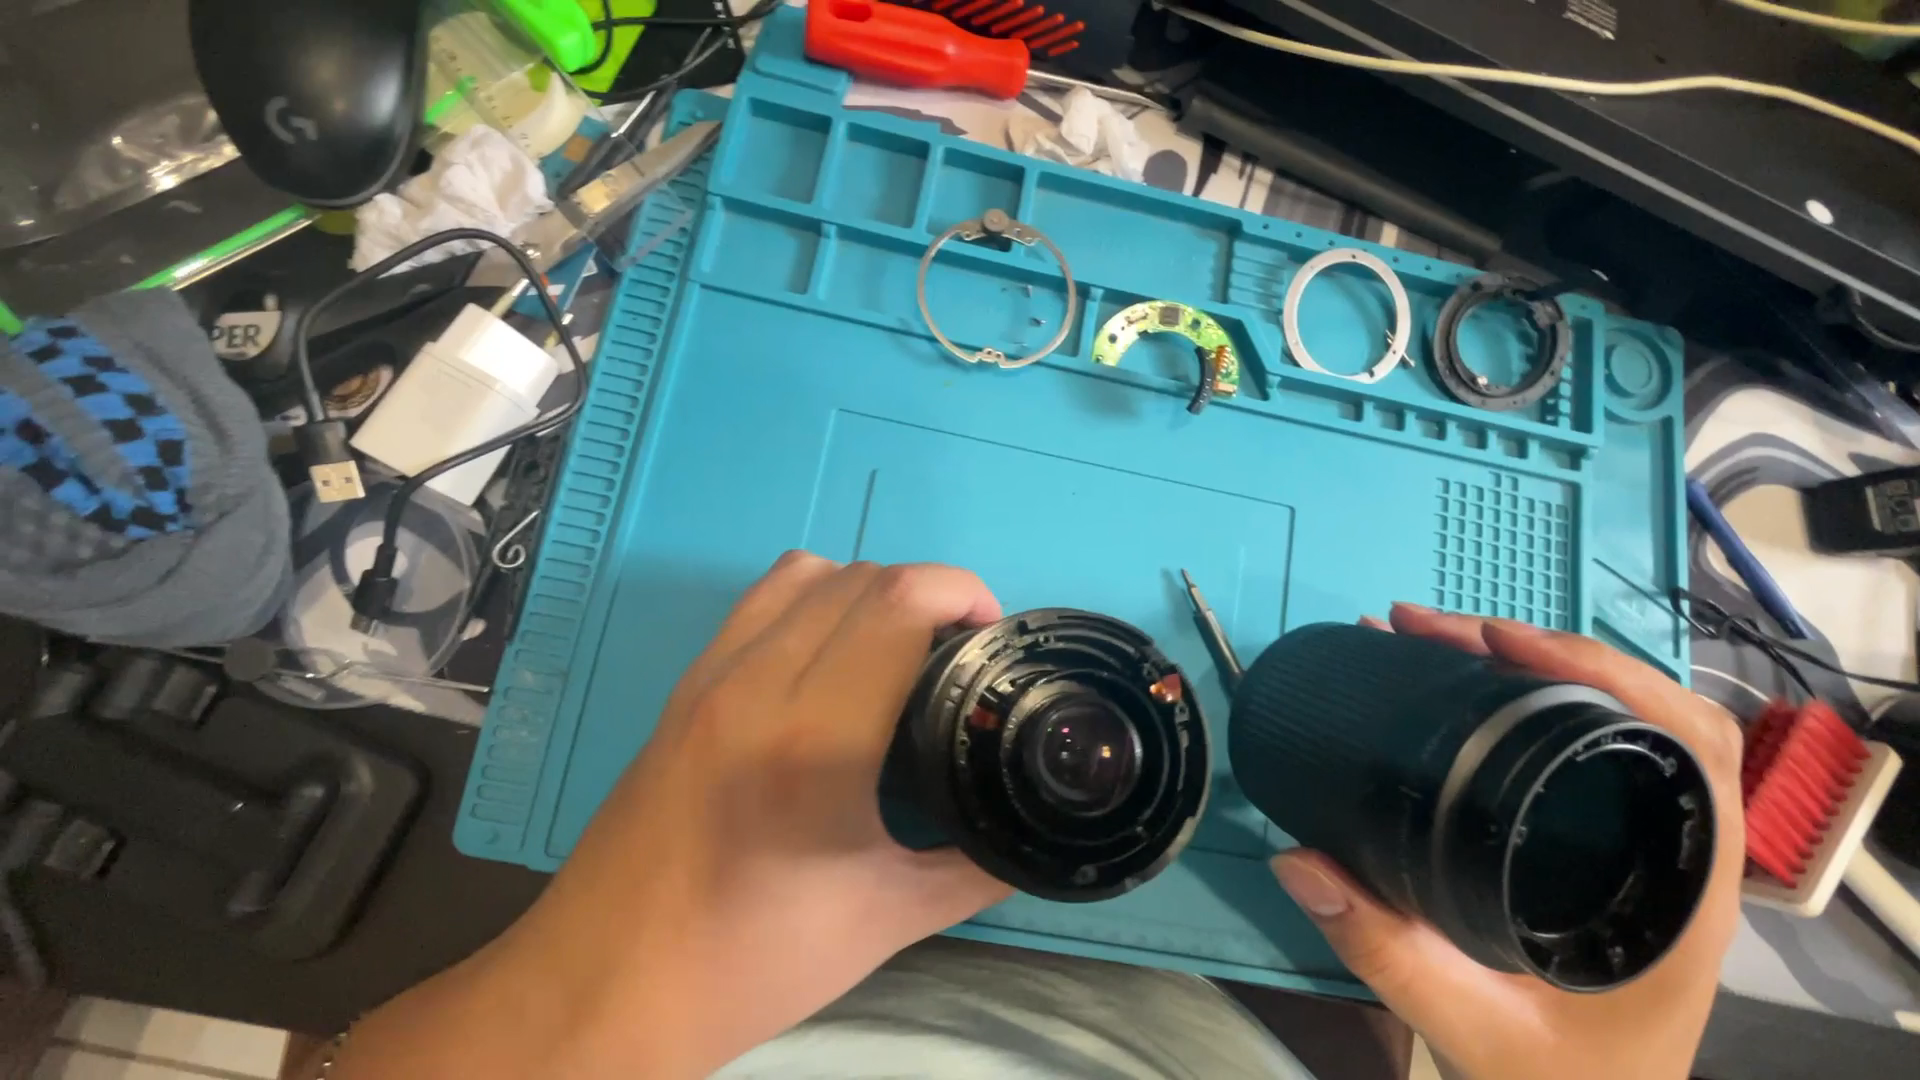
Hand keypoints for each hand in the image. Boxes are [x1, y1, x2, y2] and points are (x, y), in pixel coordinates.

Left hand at [334, 553, 1011, 1078]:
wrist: (600, 986)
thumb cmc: (748, 961)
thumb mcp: (885, 919)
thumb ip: (976, 865)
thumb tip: (1031, 833)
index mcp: (816, 738)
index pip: (898, 603)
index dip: (961, 593)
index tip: (991, 633)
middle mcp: (758, 684)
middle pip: (862, 577)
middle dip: (930, 592)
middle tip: (960, 649)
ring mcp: (712, 676)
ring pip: (808, 573)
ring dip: (870, 588)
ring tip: (899, 643)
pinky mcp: (685, 685)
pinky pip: (762, 600)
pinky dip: (816, 596)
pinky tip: (832, 653)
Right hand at [1269, 604, 1743, 1079]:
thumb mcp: (1471, 1027)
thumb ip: (1387, 951)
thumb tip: (1296, 857)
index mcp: (1675, 884)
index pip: (1685, 743)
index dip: (1599, 672)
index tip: (1491, 645)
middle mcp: (1665, 847)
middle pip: (1638, 709)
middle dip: (1531, 648)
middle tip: (1420, 628)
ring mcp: (1628, 842)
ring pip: (1602, 719)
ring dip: (1516, 665)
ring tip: (1414, 639)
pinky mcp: (1586, 841)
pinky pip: (1567, 746)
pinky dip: (1511, 700)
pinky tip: (1443, 690)